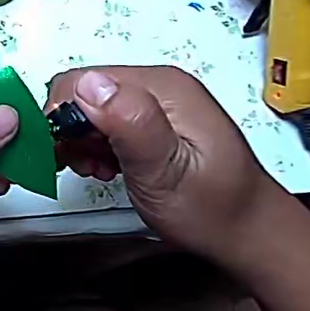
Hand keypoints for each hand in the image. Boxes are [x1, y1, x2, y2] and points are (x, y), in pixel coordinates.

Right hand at [46, 66, 288, 259]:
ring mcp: (157, 102)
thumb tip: (90, 84)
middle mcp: (159, 85)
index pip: (82, 80)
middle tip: (88, 167)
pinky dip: (99, 144)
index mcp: (162, 88)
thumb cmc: (213, 208)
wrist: (246, 230)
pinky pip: (110, 121)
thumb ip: (131, 124)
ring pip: (93, 107)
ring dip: (84, 139)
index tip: (68, 155)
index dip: (63, 117)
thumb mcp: (166, 171)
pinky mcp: (154, 120)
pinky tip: (111, 167)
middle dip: (72, 130)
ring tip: (101, 170)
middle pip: (85, 90)